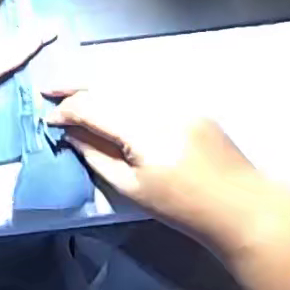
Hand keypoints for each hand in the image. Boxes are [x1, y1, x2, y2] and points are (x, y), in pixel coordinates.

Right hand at [45, 85, 289, 251]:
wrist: (241, 206)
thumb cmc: (182, 207)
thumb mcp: (131, 188)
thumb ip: (97, 155)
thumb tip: (71, 133)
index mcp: (143, 131)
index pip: (94, 108)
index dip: (67, 111)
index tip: (48, 119)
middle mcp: (160, 105)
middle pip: (109, 87)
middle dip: (77, 88)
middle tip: (49, 89)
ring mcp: (179, 101)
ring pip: (128, 83)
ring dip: (99, 85)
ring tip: (74, 89)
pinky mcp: (190, 103)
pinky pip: (148, 89)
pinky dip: (124, 90)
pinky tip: (111, 96)